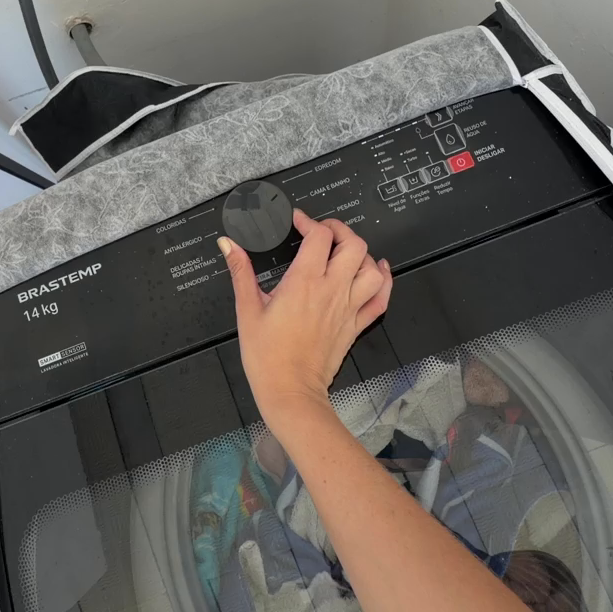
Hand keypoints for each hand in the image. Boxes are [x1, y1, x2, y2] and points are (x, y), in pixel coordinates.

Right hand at [221, 210, 391, 436]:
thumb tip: (228, 245)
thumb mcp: (247, 309)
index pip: (320, 236)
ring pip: (372, 269)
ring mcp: (347, 308)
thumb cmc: (267, 356)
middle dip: (339, 230)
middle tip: (322, 231)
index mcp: (304, 282)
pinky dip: (384, 281)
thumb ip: (240, 271)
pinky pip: (381, 299)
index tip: (297, 221)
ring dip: (362, 254)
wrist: (290, 393)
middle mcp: (331, 291)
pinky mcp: (355, 325)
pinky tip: (378, 271)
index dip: (309, 221)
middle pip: (354, 245)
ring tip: (344, 251)